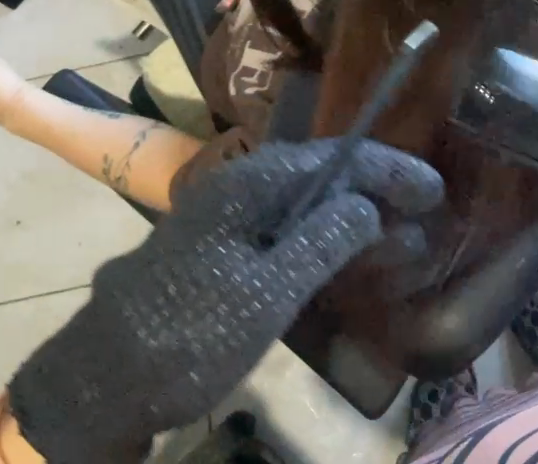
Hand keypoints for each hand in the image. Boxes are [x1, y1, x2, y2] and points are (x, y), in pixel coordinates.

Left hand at [6, 140, 443, 461]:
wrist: (105, 377)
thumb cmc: (188, 333)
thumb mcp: (265, 292)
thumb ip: (321, 242)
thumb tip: (367, 202)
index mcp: (248, 184)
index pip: (331, 159)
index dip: (385, 170)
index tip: (432, 188)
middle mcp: (237, 189)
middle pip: (319, 176)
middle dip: (373, 192)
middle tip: (424, 214)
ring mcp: (226, 220)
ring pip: (302, 206)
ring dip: (350, 220)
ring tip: (399, 241)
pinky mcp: (220, 253)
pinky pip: (282, 233)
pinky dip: (321, 243)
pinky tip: (344, 262)